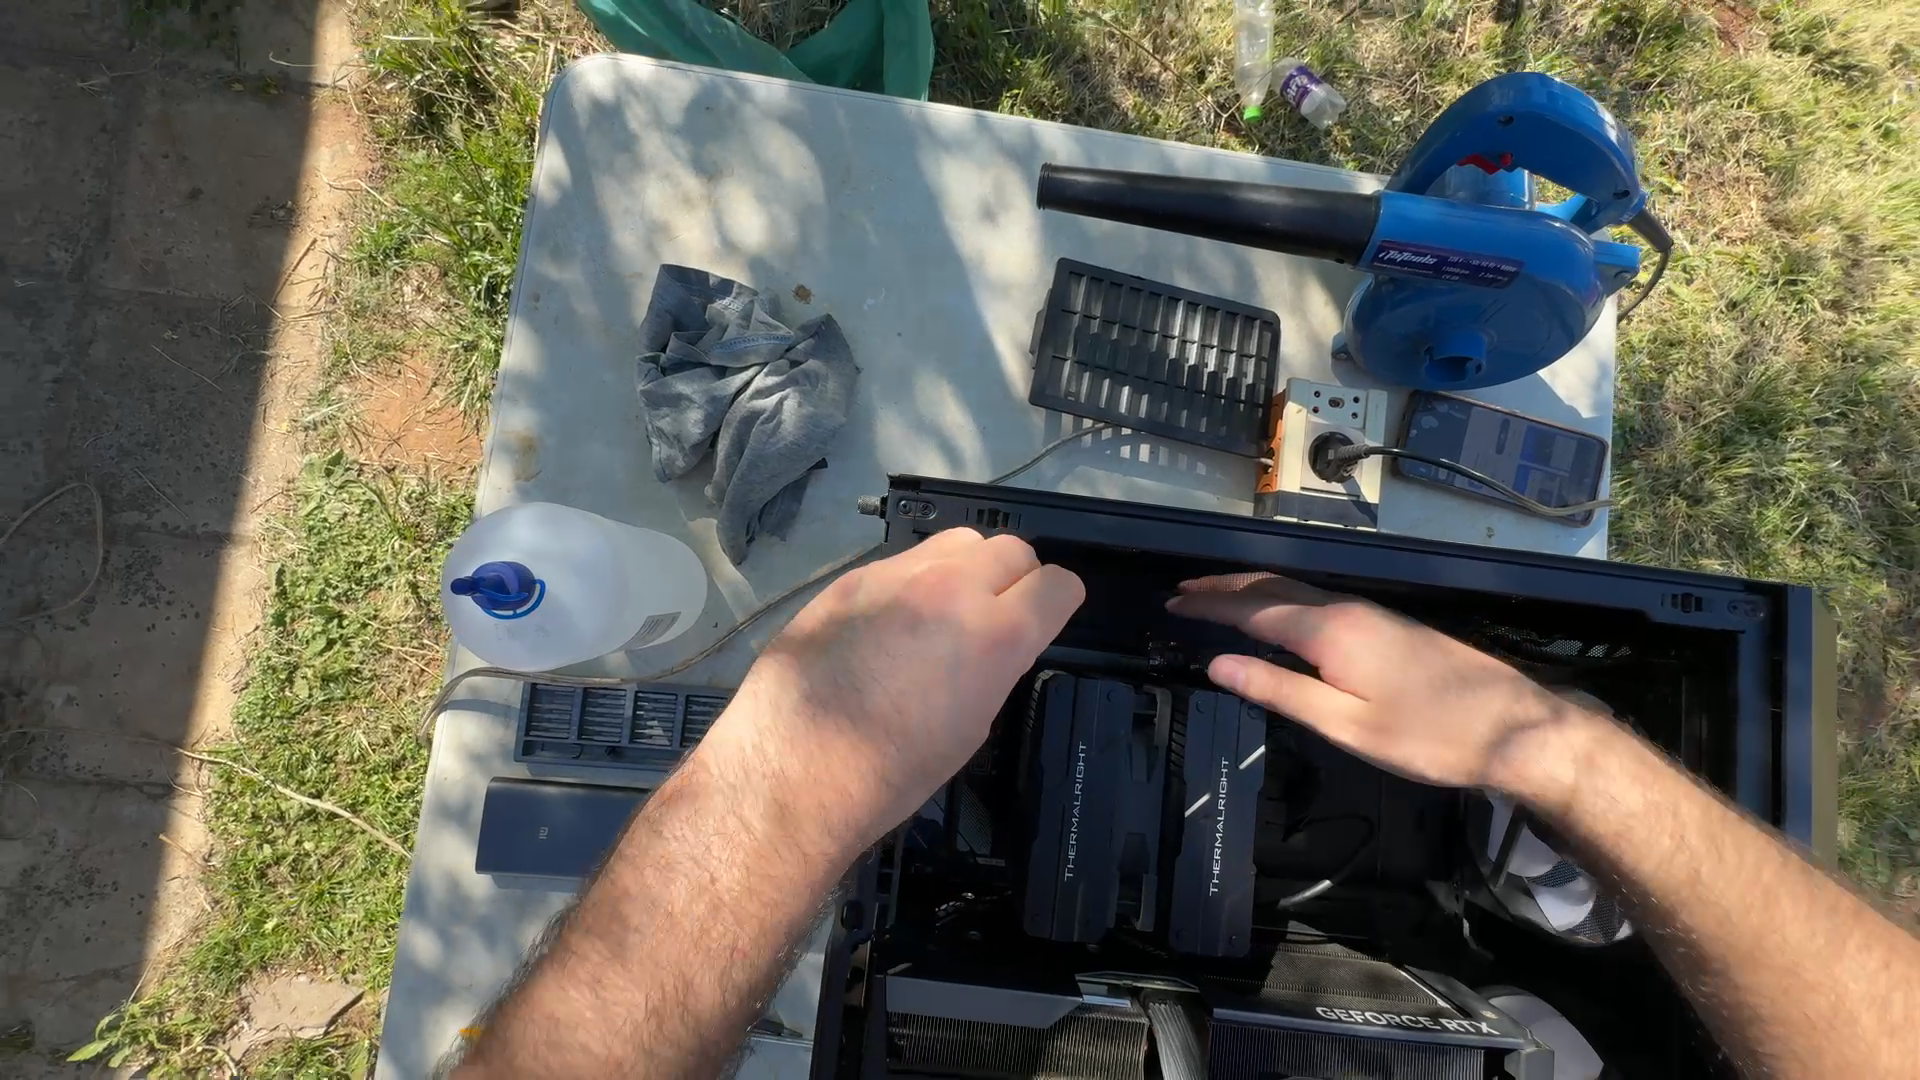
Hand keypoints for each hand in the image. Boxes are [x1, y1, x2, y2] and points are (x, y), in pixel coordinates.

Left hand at [716, 528, 1084, 851]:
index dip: (1061, 600)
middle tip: (998, 611)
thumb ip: (995, 664)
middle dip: (1018, 577)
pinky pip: (906, 558)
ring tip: (947, 605)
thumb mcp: (971, 724)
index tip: (1050, 612)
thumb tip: (995, 639)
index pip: (1058, 584)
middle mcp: (954, 589)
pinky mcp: (855, 576)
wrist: (796, 765)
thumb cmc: (892, 769)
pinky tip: (892, 618)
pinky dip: (916, 578)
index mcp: (995, 635)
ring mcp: (899, 575)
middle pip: (1013, 549)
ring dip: (969, 567)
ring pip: (960, 541)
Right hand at [1165, 573, 1594, 798]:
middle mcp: (1344, 609)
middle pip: (1269, 586)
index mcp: (1327, 630)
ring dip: (1249, 589)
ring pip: (1293, 589)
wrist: (1522, 728)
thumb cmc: (1428, 735)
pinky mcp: (1385, 623)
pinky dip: (1277, 597)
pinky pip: (1313, 598)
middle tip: (1183, 591)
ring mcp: (1368, 612)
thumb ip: (1277, 689)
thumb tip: (1216, 664)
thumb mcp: (1344, 724)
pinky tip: (1274, 613)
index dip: (1208, 604)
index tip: (1172, 603)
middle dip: (1222, 586)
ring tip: (1215, 596)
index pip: (1250, 608)